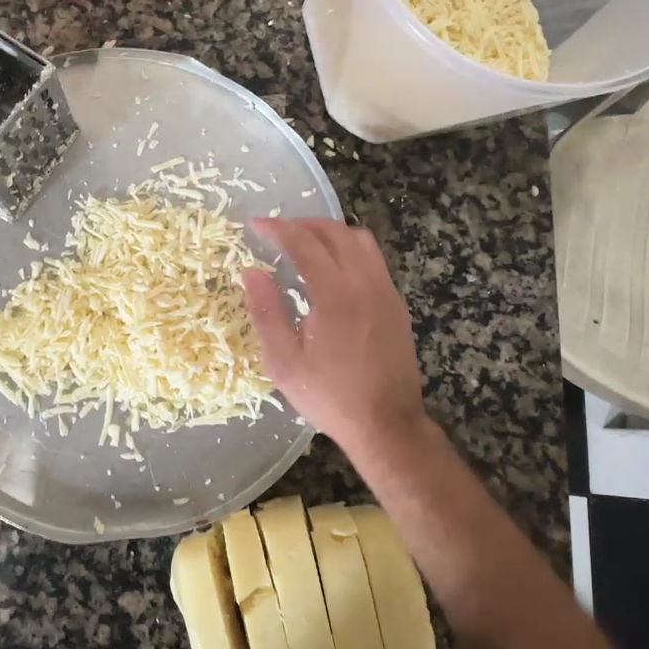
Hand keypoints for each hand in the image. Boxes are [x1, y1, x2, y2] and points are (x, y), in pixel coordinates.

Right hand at [243, 218, 429, 454]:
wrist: (388, 425)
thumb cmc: (331, 397)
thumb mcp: (284, 362)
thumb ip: (266, 312)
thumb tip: (251, 273)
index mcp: (336, 295)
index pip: (304, 243)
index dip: (278, 228)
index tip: (256, 225)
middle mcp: (366, 284)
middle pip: (336, 232)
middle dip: (304, 223)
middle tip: (278, 231)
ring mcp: (387, 292)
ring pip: (361, 241)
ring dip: (330, 233)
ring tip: (306, 243)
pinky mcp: (397, 305)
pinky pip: (373, 260)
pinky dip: (349, 251)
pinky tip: (333, 270)